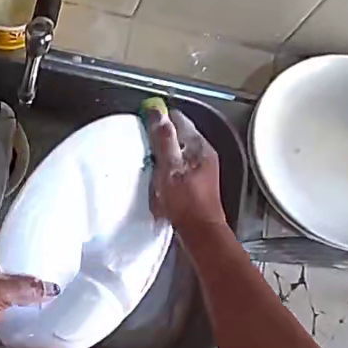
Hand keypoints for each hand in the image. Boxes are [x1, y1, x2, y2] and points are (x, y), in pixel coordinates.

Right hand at [145, 102, 223, 233]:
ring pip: (177, 151)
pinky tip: (159, 180)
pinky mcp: (196, 182)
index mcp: (199, 146)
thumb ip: (164, 140)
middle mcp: (204, 154)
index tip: (144, 123)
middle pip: (178, 135)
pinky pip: (178, 166)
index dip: (159, 119)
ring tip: (150, 166)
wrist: (200, 232)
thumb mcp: (169, 168)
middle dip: (160, 139)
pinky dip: (167, 168)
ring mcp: (202, 168)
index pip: (178, 119)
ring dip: (162, 155)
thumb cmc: (186, 203)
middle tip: (145, 149)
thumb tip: (157, 115)